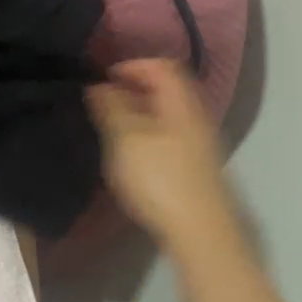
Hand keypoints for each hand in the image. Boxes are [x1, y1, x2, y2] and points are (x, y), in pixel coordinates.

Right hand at [86, 57, 233, 250]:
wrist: (202, 236)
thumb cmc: (160, 179)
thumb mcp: (125, 138)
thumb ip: (110, 106)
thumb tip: (99, 85)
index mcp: (181, 105)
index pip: (162, 66)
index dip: (131, 65)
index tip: (103, 79)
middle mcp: (195, 119)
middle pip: (166, 88)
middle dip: (132, 88)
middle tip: (102, 101)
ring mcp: (198, 144)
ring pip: (166, 113)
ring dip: (137, 111)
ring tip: (110, 125)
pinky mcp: (195, 167)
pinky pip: (168, 133)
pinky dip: (146, 131)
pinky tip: (130, 151)